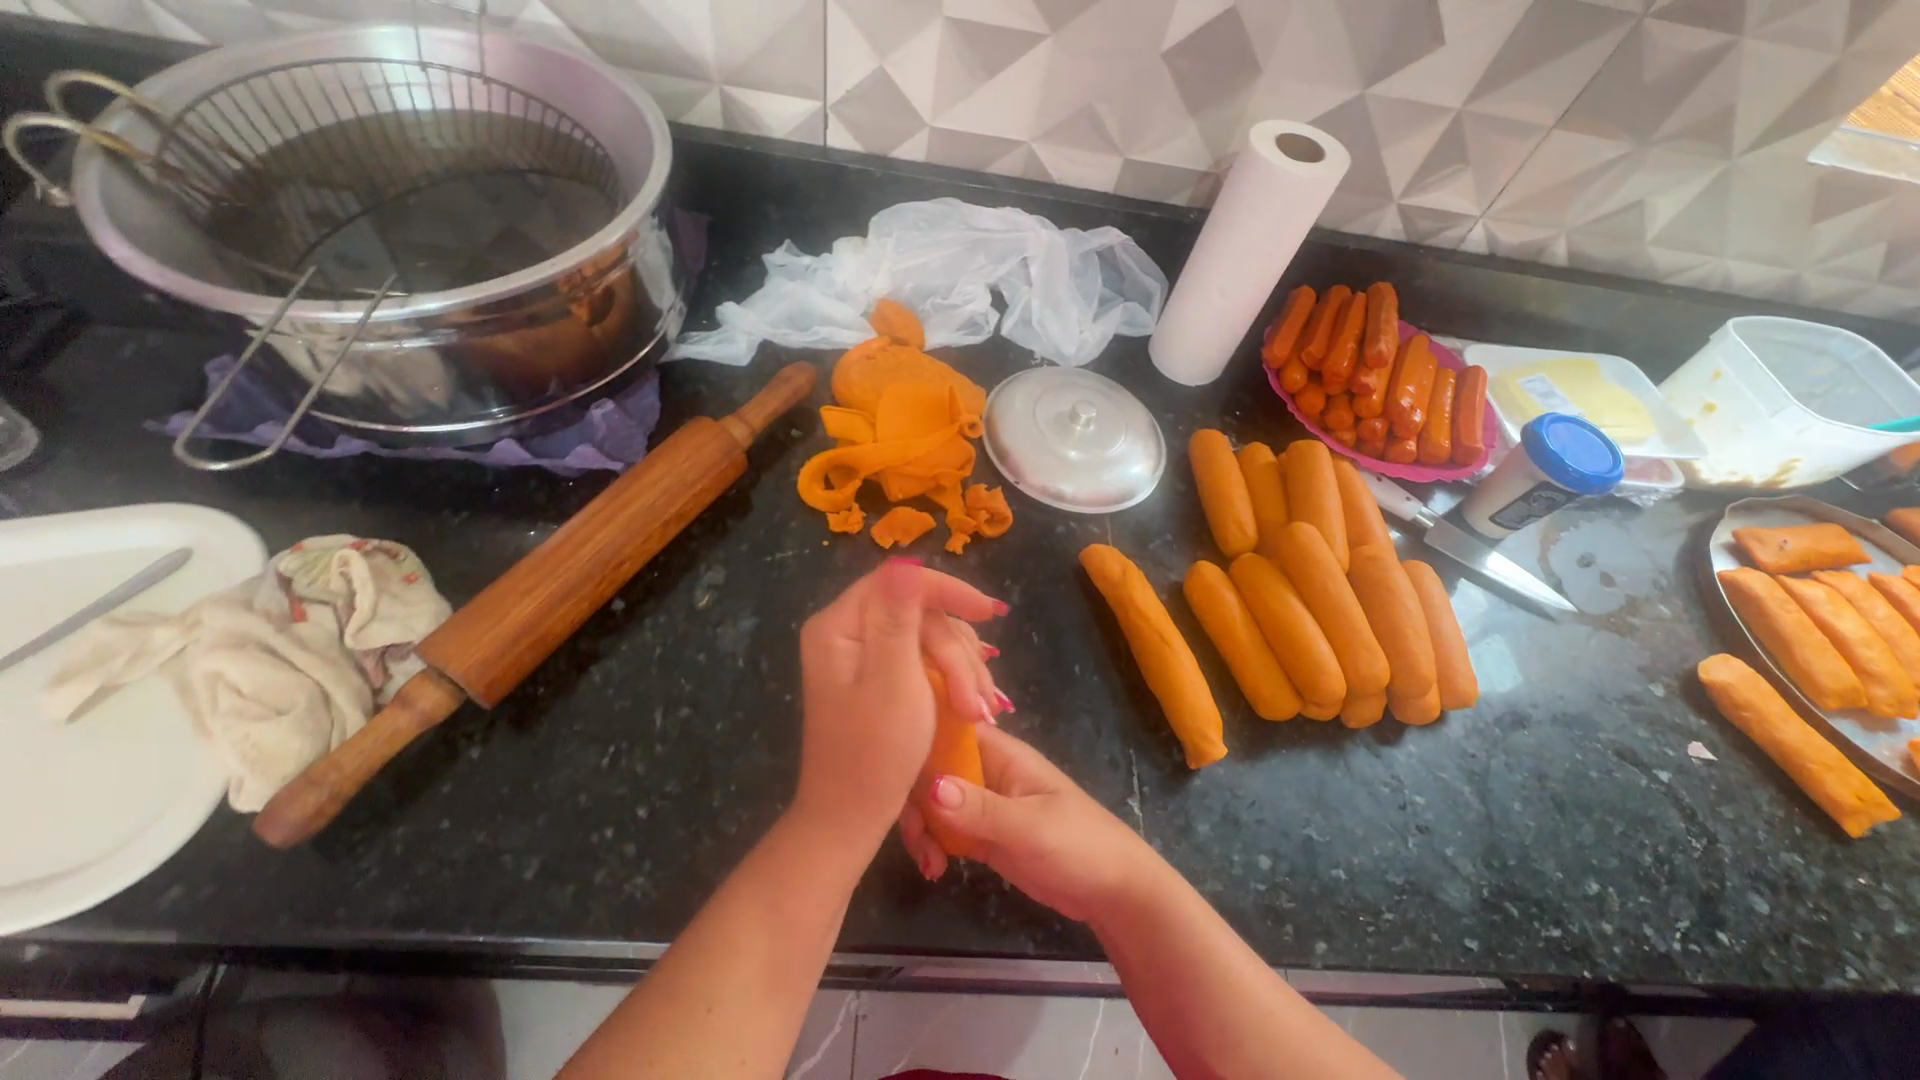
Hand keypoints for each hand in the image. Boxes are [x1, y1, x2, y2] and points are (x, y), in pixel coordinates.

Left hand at [793, 558, 1005, 844]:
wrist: (850, 818)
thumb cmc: (874, 754)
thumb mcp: (894, 681)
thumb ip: (899, 618)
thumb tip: (905, 562)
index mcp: (839, 626)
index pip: (899, 583)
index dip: (949, 592)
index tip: (992, 613)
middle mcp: (845, 633)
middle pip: (918, 613)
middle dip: (956, 652)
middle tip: (981, 701)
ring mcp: (860, 657)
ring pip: (926, 637)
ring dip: (960, 669)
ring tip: (980, 710)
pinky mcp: (876, 679)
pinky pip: (921, 660)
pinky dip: (949, 680)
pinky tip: (971, 704)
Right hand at [899, 725, 1162, 920]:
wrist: (1113, 890)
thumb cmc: (1080, 845)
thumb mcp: (1029, 827)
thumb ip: (979, 809)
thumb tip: (929, 787)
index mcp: (1000, 753)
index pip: (946, 729)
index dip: (916, 743)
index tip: (893, 777)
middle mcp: (985, 770)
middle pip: (930, 769)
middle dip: (915, 802)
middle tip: (918, 840)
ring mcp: (982, 802)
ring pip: (931, 801)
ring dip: (922, 830)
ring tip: (932, 865)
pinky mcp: (980, 833)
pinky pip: (943, 828)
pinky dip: (932, 846)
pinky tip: (935, 869)